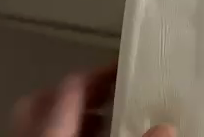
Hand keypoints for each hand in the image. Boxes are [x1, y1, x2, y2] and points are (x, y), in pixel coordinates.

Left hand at [10, 65, 174, 136]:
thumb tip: (166, 128)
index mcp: (51, 134)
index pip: (72, 86)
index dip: (100, 74)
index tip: (126, 72)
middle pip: (41, 101)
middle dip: (74, 96)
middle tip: (107, 98)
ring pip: (36, 126)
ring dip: (68, 121)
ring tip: (102, 127)